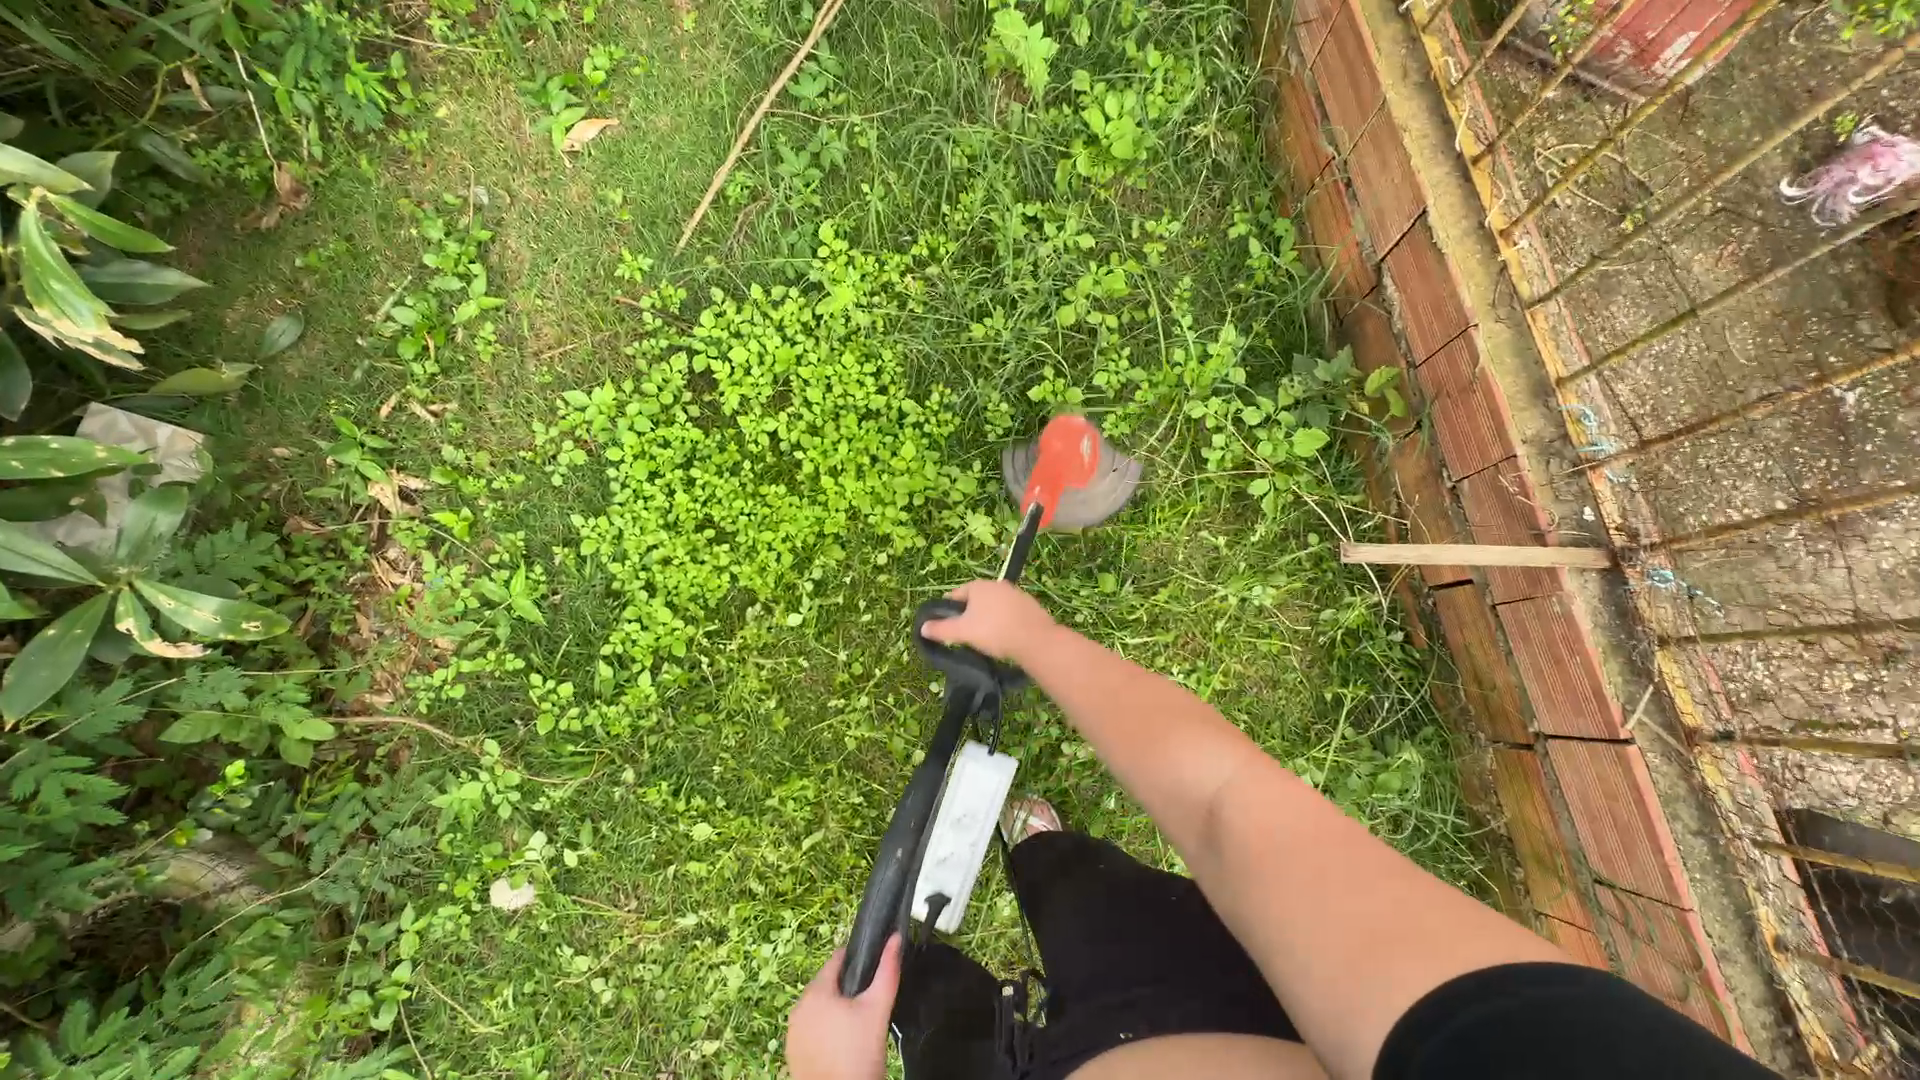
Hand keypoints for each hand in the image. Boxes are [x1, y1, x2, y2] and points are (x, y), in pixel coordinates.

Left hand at [785, 935, 902, 1079]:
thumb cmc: (859, 1053)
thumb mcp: (877, 1009)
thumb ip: (887, 971)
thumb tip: (896, 938)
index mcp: (815, 991)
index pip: (838, 959)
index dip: (859, 960)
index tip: (874, 972)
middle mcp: (798, 1007)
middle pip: (829, 984)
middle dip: (849, 989)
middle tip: (869, 1007)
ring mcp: (792, 1032)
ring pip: (821, 1008)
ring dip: (837, 1010)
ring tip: (858, 1028)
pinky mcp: (793, 1053)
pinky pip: (813, 1029)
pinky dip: (826, 1031)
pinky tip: (843, 1045)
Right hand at [920, 579, 1058, 662]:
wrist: (1035, 640)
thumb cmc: (993, 631)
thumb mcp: (962, 632)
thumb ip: (941, 629)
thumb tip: (923, 627)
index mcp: (978, 586)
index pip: (955, 595)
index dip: (948, 611)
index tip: (947, 627)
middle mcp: (997, 584)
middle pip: (976, 600)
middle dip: (970, 615)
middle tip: (966, 635)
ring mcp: (1016, 594)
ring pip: (994, 606)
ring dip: (988, 618)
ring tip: (986, 639)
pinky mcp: (1031, 606)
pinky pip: (1011, 614)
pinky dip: (1005, 622)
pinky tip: (1005, 638)